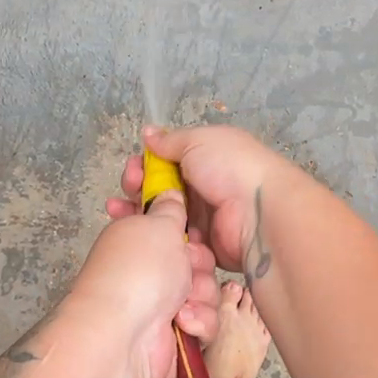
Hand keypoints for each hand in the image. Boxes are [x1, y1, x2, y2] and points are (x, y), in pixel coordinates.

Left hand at [67, 192, 218, 377]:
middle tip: (187, 266)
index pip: (168, 224)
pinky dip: (198, 322)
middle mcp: (149, 270)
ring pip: (205, 289)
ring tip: (182, 302)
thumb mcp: (158, 225)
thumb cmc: (139, 270)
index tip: (189, 228)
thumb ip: (170, 208)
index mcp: (138, 238)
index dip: (183, 226)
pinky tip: (182, 323)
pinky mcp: (176, 334)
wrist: (126, 336)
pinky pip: (205, 320)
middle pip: (195, 256)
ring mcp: (162, 303)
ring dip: (200, 294)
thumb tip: (170, 193)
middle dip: (198, 262)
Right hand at [112, 125, 300, 275]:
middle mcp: (202, 187)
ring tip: (119, 210)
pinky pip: (173, 239)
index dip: (146, 163)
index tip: (133, 167)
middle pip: (160, 188)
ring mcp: (201, 217)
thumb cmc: (229, 167)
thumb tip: (149, 132)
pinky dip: (155, 235)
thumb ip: (170, 141)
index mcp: (204, 158)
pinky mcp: (200, 245)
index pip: (166, 161)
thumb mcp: (198, 141)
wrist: (258, 212)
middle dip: (138, 186)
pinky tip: (137, 231)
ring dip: (139, 211)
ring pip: (163, 214)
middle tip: (129, 187)